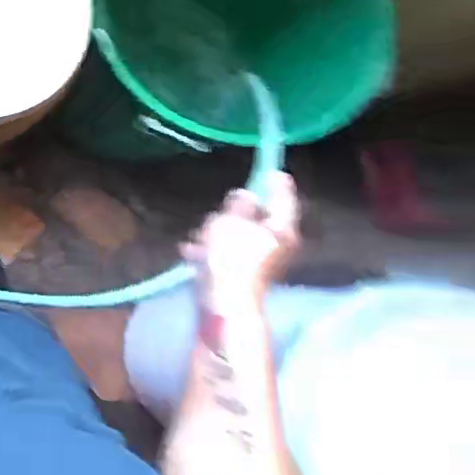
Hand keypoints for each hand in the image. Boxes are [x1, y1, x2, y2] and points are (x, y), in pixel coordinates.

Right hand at [181, 171, 299, 307]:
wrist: (224, 303)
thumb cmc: (230, 260)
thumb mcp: (229, 223)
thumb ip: (238, 206)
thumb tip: (247, 194)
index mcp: (281, 229)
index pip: (283, 199)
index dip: (275, 184)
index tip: (272, 171)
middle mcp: (277, 243)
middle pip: (258, 217)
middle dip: (235, 213)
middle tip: (220, 213)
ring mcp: (261, 259)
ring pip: (239, 234)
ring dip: (218, 232)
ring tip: (199, 237)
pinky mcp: (244, 272)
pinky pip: (228, 252)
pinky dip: (211, 249)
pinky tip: (192, 252)